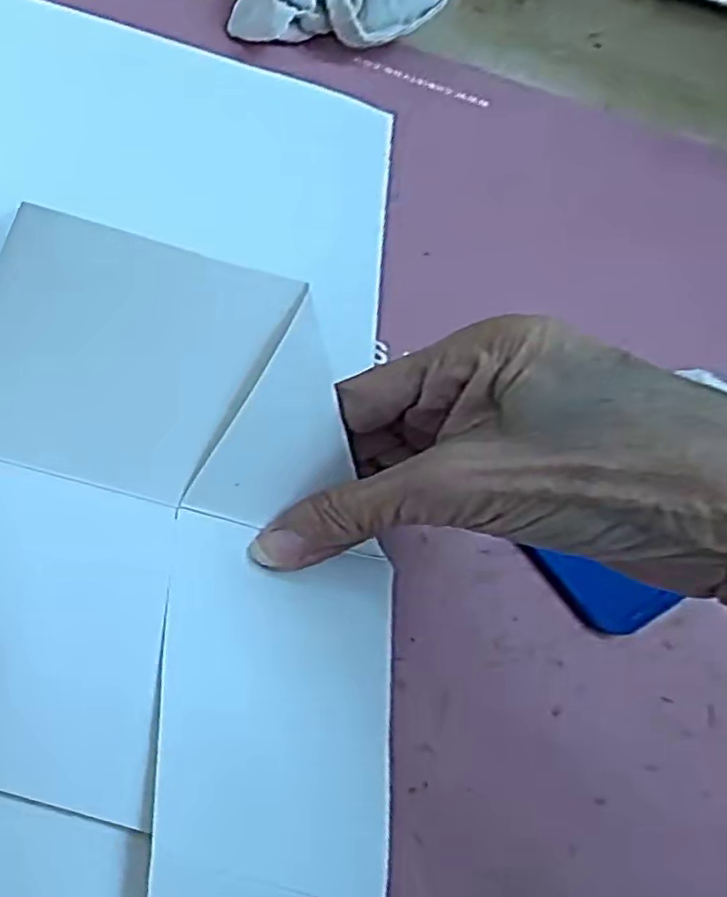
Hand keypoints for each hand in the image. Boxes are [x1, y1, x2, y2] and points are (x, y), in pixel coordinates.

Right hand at [250, 315, 726, 597]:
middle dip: (328, 474)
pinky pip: (420, 486)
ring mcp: (496, 427)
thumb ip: (353, 512)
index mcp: (477, 353)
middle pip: (367, 432)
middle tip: (277, 512)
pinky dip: (389, 511)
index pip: (355, 399)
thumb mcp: (461, 486)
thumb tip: (277, 542)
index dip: (303, 442)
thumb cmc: (638, 472)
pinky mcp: (507, 468)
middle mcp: (482, 383)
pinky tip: (355, 532)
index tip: (258, 482)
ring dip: (358, 498)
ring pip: (390, 462)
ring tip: (308, 527)